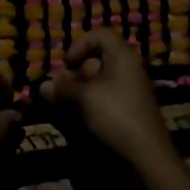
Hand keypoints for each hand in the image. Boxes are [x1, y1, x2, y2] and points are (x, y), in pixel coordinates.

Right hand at [40, 30, 175, 170]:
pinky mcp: (128, 110)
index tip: (67, 64)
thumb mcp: (84, 98)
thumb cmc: (115, 116)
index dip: (80, 44)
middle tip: (60, 90)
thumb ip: (63, 88)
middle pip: (97, 59)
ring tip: (62, 106)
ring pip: (99, 82)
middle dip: (75, 73)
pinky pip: (105, 99)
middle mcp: (128, 69)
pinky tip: (77, 118)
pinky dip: (89, 105)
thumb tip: (44, 85)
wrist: (146, 155)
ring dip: (78, 92)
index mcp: (123, 57)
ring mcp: (129, 91)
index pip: (101, 34)